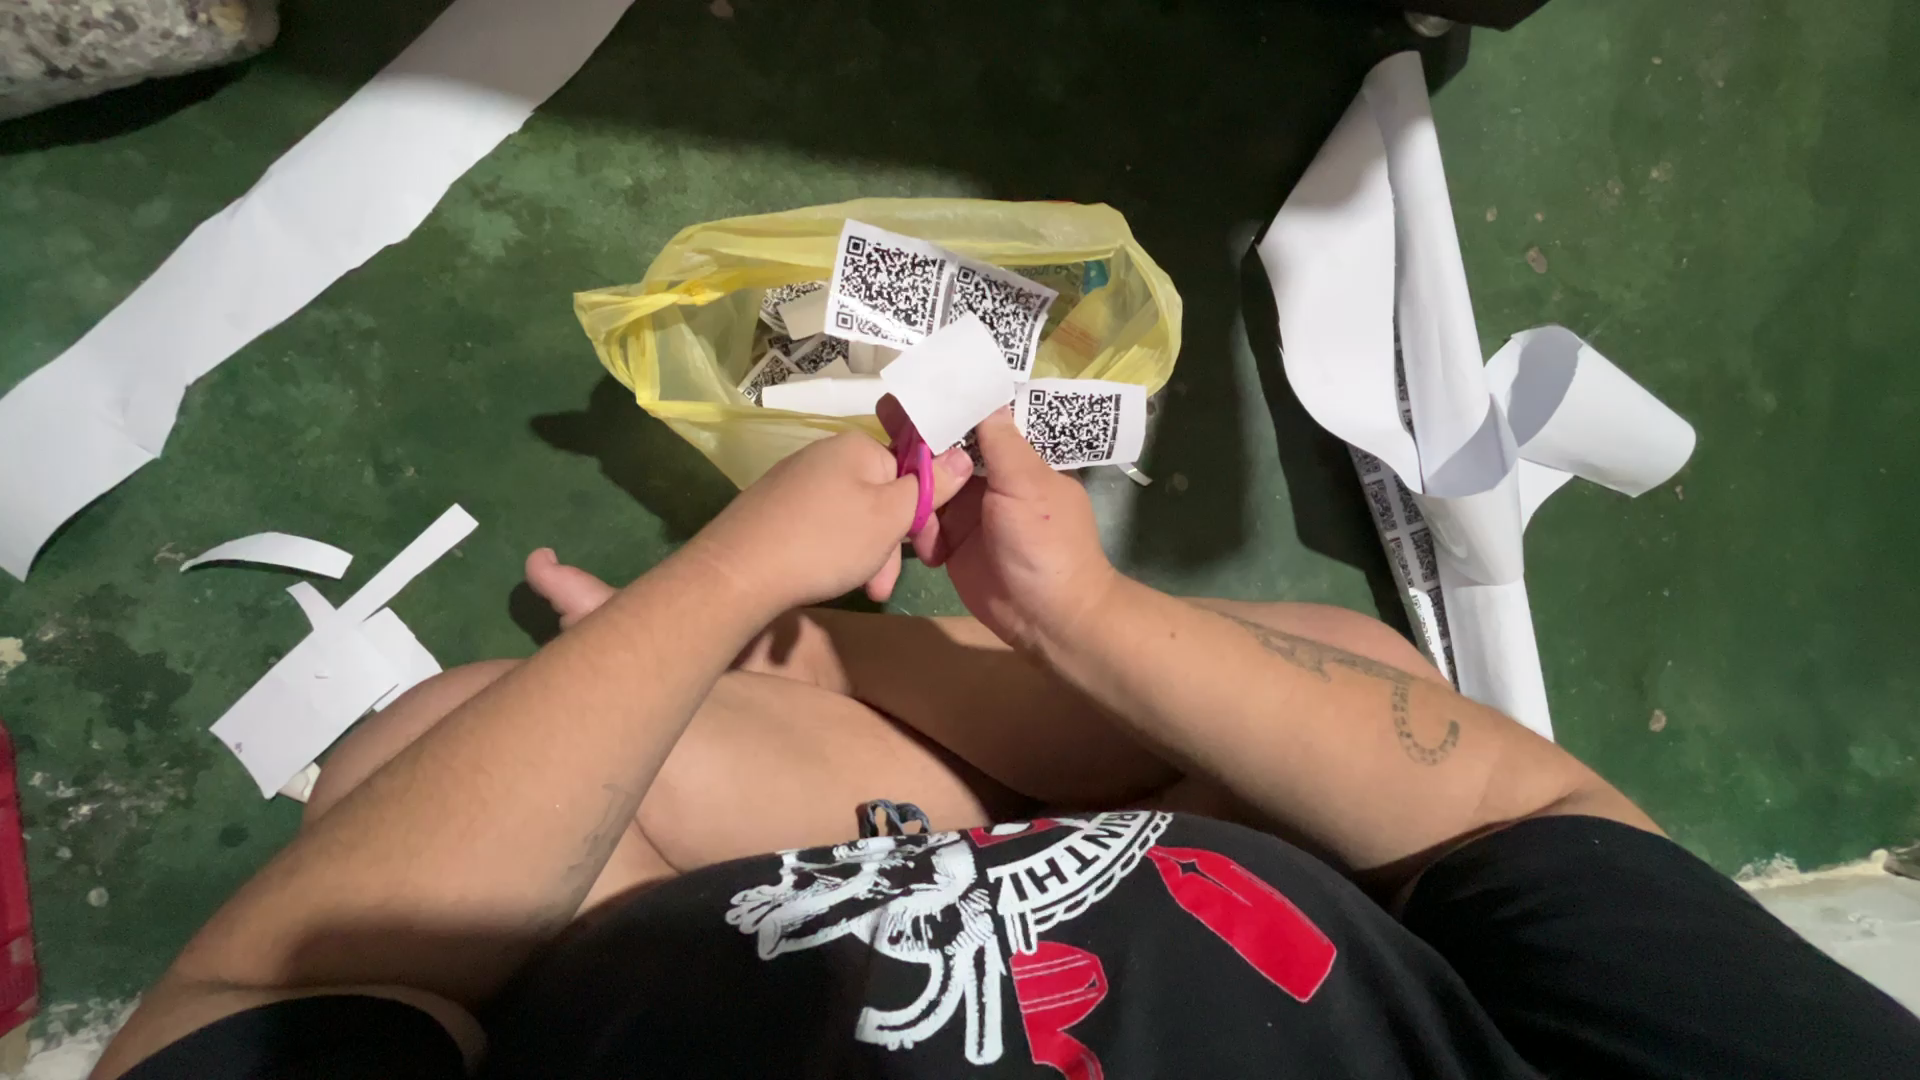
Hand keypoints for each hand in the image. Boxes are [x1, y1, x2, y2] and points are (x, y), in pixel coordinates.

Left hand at [688, 426, 973, 610]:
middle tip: (881, 586)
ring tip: (860, 590)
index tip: (920, 551)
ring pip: (852, 516)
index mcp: (858, 445)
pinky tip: (826, 576)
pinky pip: (822, 524)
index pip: (910, 471)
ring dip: (864, 555)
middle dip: (888, 544)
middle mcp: (825, 453)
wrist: (738, 573)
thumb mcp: (889, 517)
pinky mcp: (775, 505)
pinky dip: (833, 551)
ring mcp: (796, 479)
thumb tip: (962, 454)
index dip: (920, 514)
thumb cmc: (826, 541)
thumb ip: (929, 488)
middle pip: (880, 497)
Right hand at [901, 404, 1118, 653]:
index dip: (948, 405)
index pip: (978, 422)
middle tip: (884, 416)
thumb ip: (1002, 443)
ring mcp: (969, 514)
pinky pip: (923, 526)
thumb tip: (987, 396)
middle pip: (946, 452)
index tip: (915, 386)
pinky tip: (926, 545)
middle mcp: (990, 482)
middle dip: (917, 439)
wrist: (1047, 617)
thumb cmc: (1046, 544)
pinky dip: (918, 530)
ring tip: (895, 491)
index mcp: (1017, 461)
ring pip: (928, 487)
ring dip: (913, 489)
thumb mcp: (1028, 484)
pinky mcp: (951, 545)